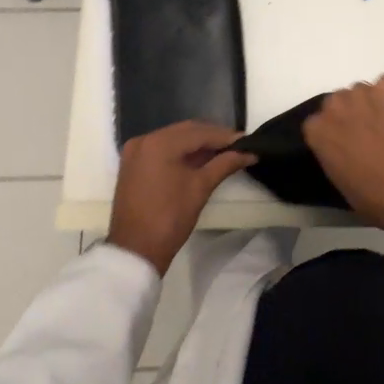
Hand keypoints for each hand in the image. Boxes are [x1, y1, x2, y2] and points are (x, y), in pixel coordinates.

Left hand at [108, 122, 254, 275]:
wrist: (135, 251)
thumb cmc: (170, 218)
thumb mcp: (200, 188)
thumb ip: (225, 164)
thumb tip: (249, 152)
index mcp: (159, 143)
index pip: (199, 132)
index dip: (225, 136)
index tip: (248, 140)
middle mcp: (144, 139)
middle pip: (186, 131)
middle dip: (212, 137)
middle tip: (238, 146)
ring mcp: (136, 151)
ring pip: (174, 139)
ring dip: (198, 144)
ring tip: (224, 152)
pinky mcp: (133, 164)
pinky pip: (162, 149)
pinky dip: (181, 152)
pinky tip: (200, 159)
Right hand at [302, 75, 383, 243]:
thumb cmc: (372, 195)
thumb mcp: (338, 177)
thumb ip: (332, 151)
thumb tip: (341, 143)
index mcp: (317, 129)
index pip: (319, 122)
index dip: (335, 131)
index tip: (347, 143)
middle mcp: (334, 104)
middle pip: (339, 102)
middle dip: (351, 114)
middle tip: (368, 132)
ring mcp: (362, 92)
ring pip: (363, 92)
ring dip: (372, 104)